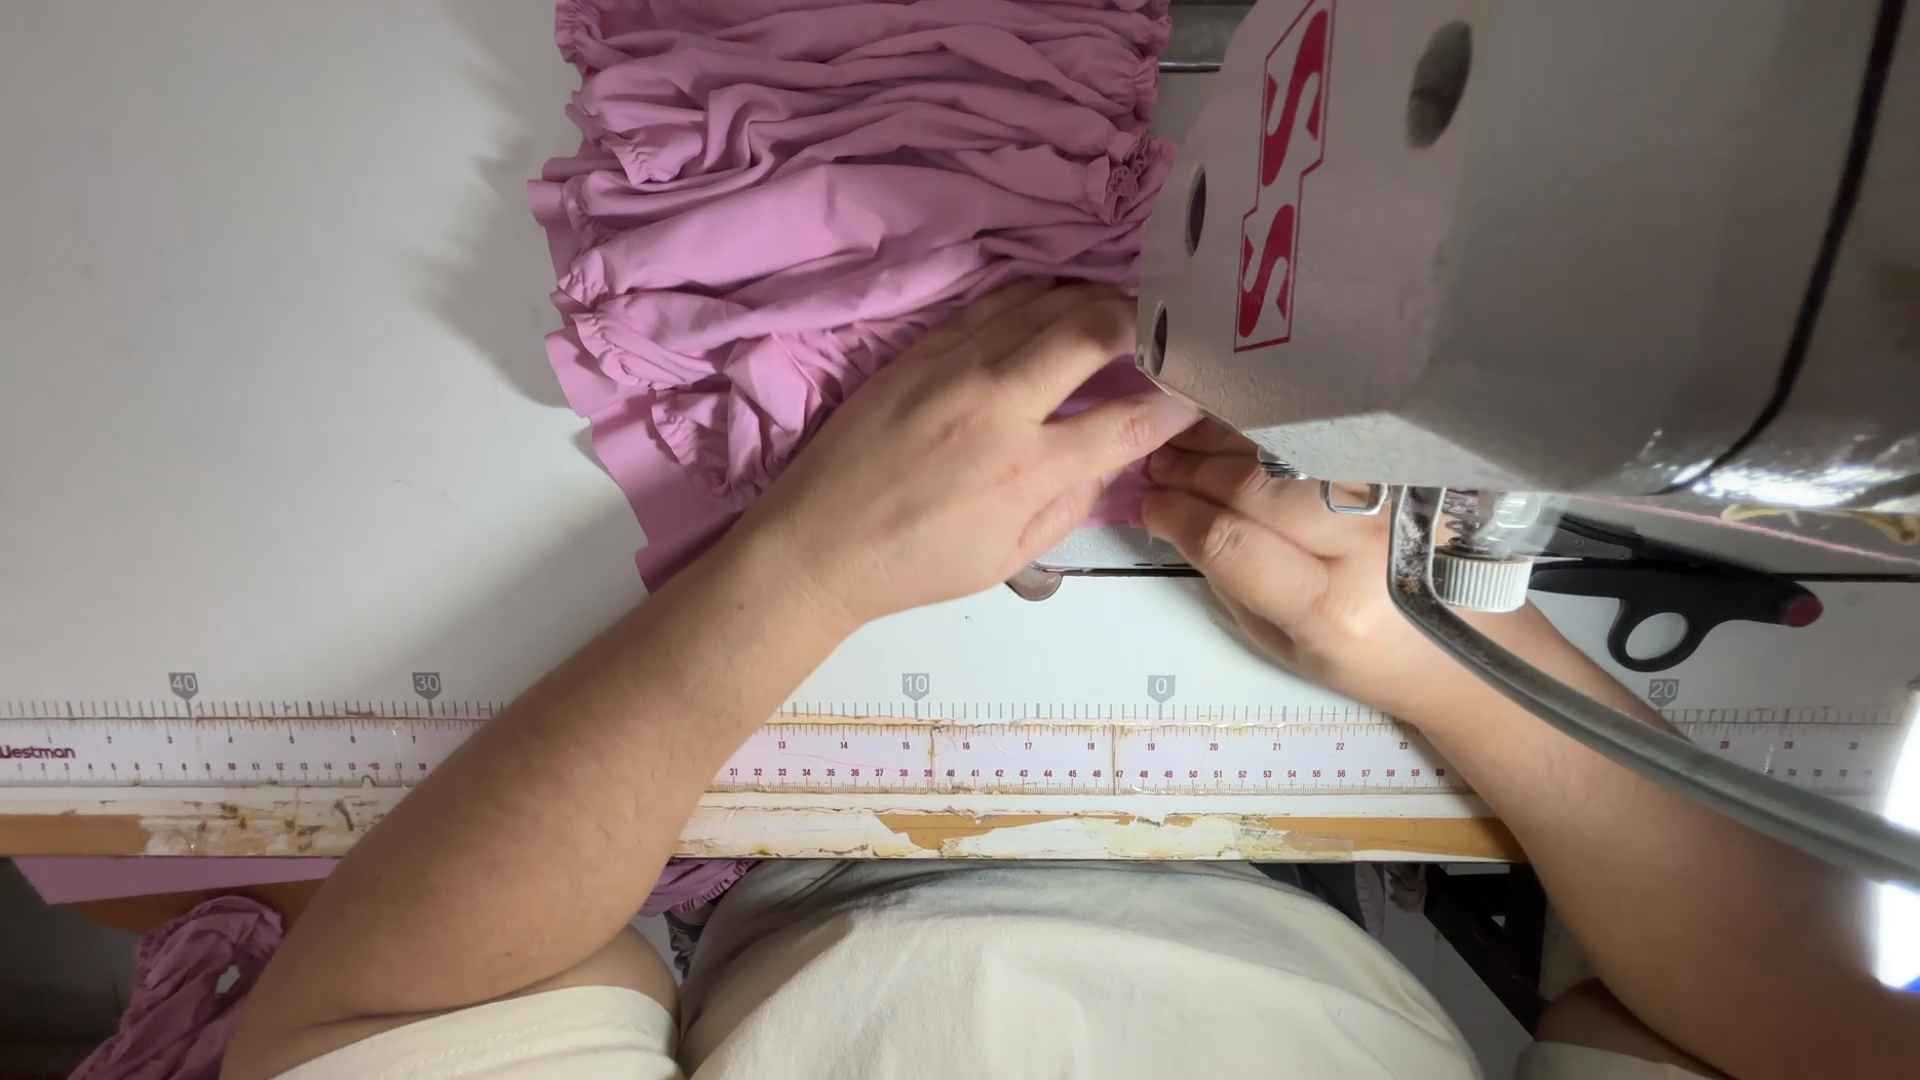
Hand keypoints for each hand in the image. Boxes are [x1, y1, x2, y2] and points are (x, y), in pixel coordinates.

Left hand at [738, 280, 1198, 625]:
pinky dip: (1034, 297)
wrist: (818, 544)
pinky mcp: (918, 349)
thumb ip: (1069, 505)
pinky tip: (1049, 306)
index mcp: (1025, 471)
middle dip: (1142, 321)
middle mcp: (996, 405)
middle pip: (1092, 331)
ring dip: (1090, 298)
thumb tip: (1108, 458)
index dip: (1175, 401)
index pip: (1127, 421)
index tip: (1196, 390)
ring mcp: (953, 367)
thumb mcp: (1007, 559)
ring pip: (1043, 301)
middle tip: (1160, 327)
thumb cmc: (915, 565)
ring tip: (1114, 308)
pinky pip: (991, 302)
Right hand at [1140, 422, 1519, 716]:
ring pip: (1285, 454)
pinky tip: (1232, 432)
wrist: (1470, 652)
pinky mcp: (1408, 472)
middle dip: (1191, 472)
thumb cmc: (1364, 661)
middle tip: (1155, 464)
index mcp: (1329, 608)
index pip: (1229, 541)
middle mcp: (1366, 546)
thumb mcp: (1278, 642)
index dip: (1176, 514)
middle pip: (1253, 488)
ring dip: (1221, 443)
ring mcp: (1394, 500)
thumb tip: (1177, 519)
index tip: (1147, 504)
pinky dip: (1267, 433)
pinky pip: (1323, 441)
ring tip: (1182, 442)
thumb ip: (1228, 577)